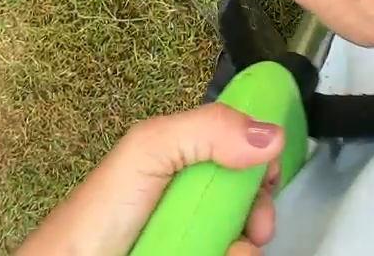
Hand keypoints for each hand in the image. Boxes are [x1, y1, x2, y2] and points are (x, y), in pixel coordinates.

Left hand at [16, 103, 283, 255]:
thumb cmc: (102, 210)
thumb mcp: (151, 147)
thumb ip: (207, 129)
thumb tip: (272, 135)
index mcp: (190, 159)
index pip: (245, 153)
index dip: (262, 165)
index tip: (267, 179)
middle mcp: (197, 199)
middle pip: (253, 203)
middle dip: (259, 214)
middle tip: (254, 226)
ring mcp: (197, 239)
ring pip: (245, 243)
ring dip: (244, 248)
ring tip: (225, 251)